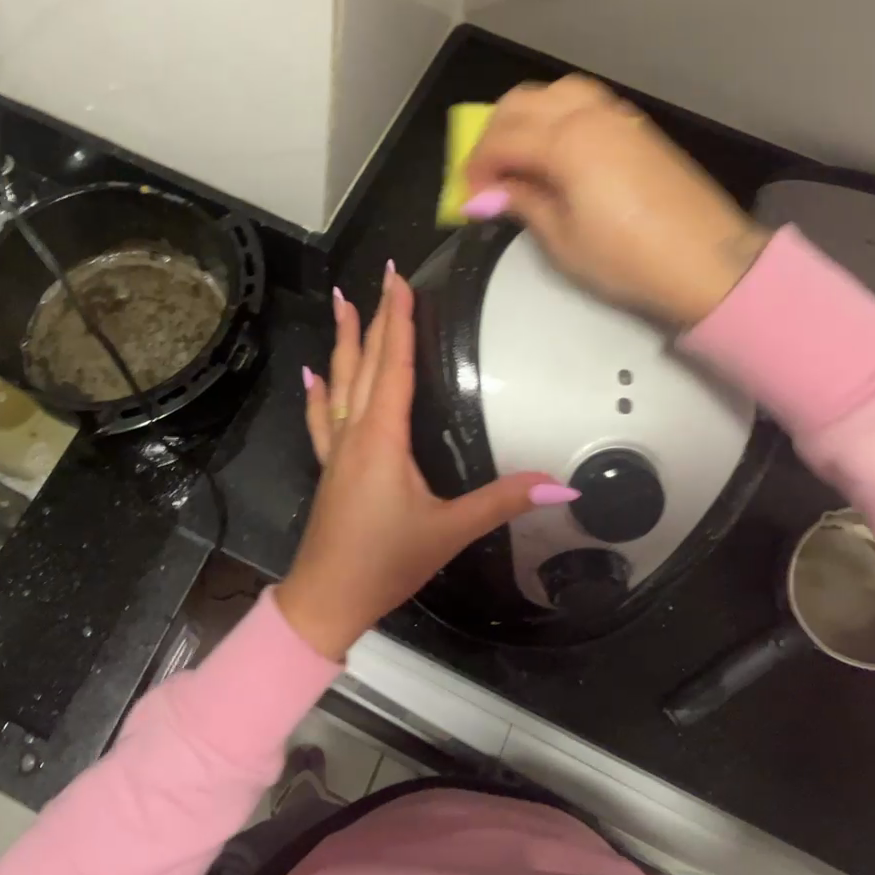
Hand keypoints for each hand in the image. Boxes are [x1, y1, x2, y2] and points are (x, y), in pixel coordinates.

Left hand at [276, 267, 574, 659]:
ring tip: (342, 303)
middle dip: (377, 317)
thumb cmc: (386, 562)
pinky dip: (318, 394)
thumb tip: (562, 485)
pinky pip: (321, 419)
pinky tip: (312, 376)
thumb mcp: (449, 531)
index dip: (400, 320)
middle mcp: (356, 433)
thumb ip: (502, 502)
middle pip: (367, 364)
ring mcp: (336, 449)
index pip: (395, 365)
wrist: (327, 598)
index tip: (401, 280)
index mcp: (383, 438)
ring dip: (344, 342)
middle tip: (383, 276)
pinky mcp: (328, 468)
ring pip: (339, 383)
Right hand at [462, 75, 771, 325]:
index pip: (500, 140)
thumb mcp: (562, 240)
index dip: (475, 168)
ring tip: (515, 157)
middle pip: (522, 103)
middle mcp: (589, 116)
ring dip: (524, 117)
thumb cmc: (627, 259)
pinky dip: (555, 115)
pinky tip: (552, 150)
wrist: (705, 262)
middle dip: (492, 135)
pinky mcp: (635, 128)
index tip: (467, 197)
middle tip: (484, 175)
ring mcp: (617, 117)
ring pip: (554, 93)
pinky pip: (583, 102)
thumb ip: (522, 203)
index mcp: (566, 143)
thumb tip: (488, 194)